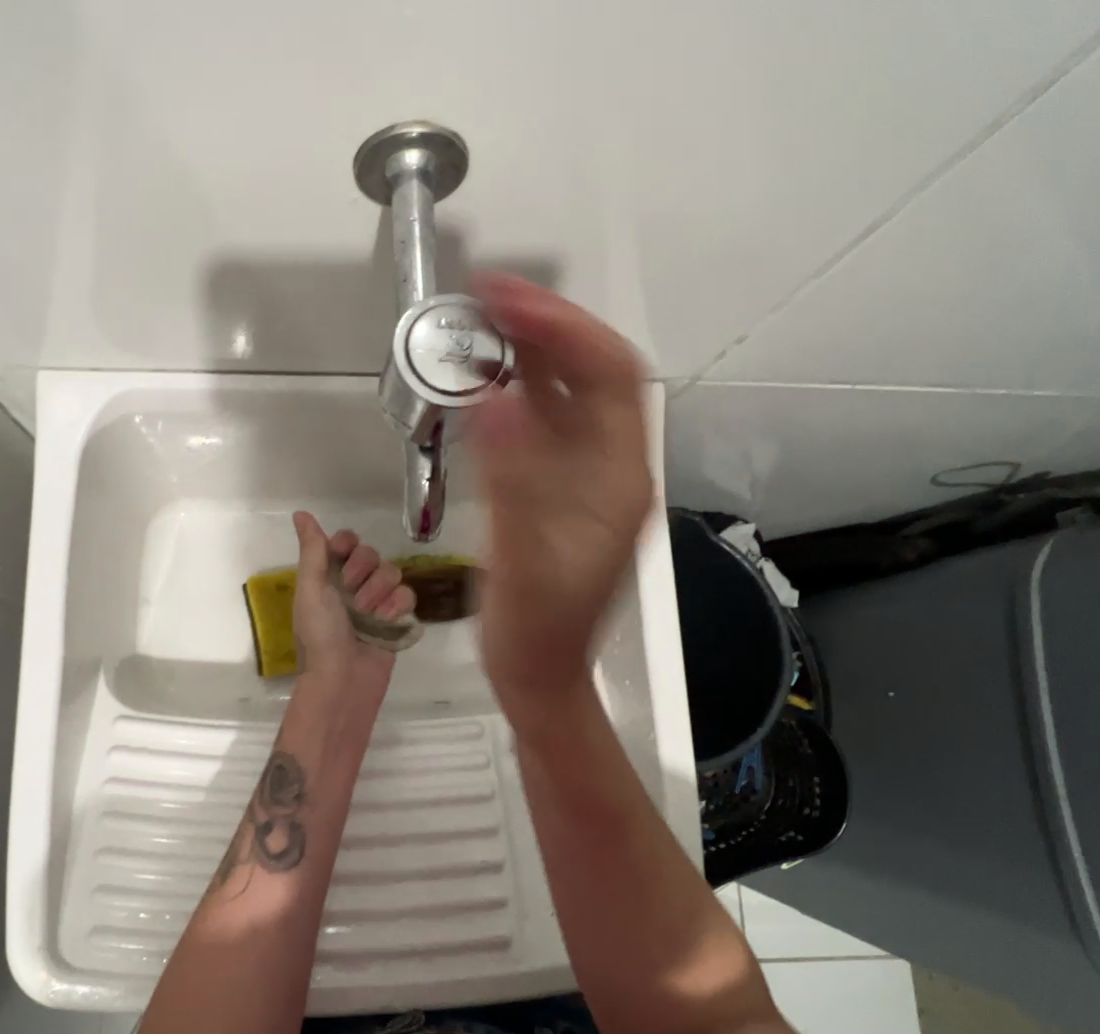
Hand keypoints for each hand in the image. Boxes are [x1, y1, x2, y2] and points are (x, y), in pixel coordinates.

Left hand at [290, 512, 414, 684]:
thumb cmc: (320, 635)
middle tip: (351, 594)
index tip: (341, 554)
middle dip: (363, 571)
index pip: (346, 542)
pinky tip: (386, 621)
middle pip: (371, 554)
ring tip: (368, 614)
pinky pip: (408, 595)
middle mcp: (353, 585)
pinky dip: (398, 606)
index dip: (347, 544)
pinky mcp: (397, 619)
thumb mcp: (311, 589)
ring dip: (379, 590)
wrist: (343, 680)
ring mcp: (376, 602)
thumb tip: (300, 513)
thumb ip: (312, 550)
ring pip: (392, 572)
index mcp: (328, 577)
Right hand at [469, 274, 653, 712]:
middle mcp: (605, 467)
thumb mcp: (527, 558)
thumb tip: (492, 402)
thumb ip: (513, 478)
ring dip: (528, 353)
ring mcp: (579, 477)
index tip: (512, 301)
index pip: (608, 376)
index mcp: (616, 478)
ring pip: (563, 394)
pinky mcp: (552, 488)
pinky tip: (483, 380)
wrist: (539, 672)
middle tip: (490, 296)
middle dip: (545, 327)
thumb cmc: (541, 631)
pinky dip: (512, 392)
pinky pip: (538, 423)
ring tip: (484, 321)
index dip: (565, 328)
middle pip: (588, 375)